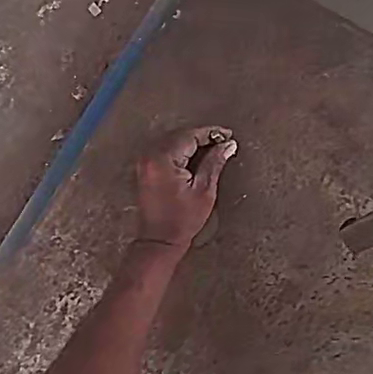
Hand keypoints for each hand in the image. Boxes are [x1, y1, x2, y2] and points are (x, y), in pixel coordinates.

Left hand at [134, 126, 237, 250]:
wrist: (159, 240)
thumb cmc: (181, 220)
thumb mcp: (204, 190)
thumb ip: (214, 163)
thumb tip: (227, 144)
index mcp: (163, 159)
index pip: (189, 136)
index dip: (211, 134)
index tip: (227, 135)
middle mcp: (150, 157)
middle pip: (179, 135)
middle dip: (202, 136)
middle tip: (223, 140)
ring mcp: (145, 162)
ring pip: (172, 140)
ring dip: (191, 142)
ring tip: (213, 147)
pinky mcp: (145, 169)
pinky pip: (165, 150)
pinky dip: (180, 149)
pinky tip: (195, 156)